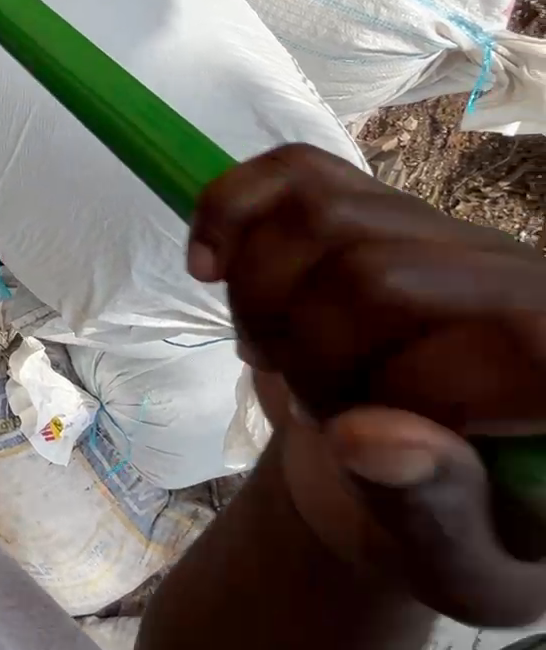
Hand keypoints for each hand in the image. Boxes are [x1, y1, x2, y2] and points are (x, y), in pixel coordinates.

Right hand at [190, 144, 545, 625]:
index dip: (380, 396)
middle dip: (302, 345)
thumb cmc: (445, 525)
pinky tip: (212, 262)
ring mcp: (444, 235)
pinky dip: (226, 209)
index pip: (476, 347)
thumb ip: (428, 502)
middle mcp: (530, 283)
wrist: (397, 466)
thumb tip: (369, 437)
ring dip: (256, 290)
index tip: (357, 443)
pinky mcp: (366, 208)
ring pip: (316, 214)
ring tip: (270, 340)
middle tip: (307, 396)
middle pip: (370, 274)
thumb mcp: (455, 556)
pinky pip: (290, 171)